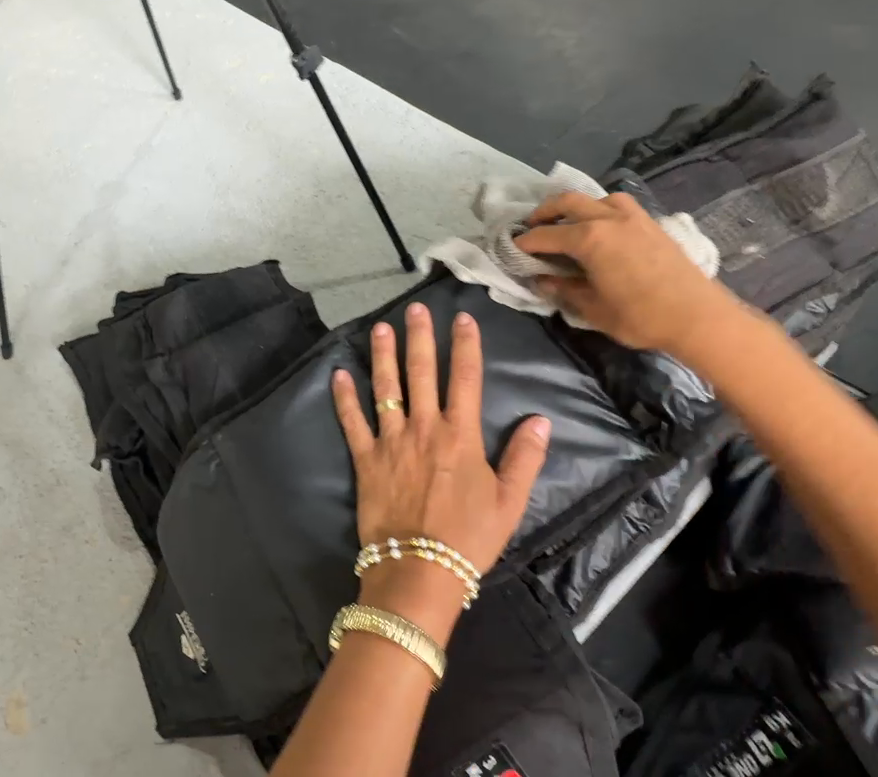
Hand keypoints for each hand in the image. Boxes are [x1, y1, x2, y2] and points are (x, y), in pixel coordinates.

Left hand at [330, 303, 550, 633]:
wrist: (420, 569)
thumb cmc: (469, 538)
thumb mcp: (510, 502)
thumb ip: (524, 457)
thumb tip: (540, 419)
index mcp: (461, 435)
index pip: (466, 378)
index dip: (466, 345)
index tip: (463, 318)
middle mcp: (424, 427)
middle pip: (422, 372)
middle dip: (420, 337)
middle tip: (415, 309)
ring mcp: (391, 440)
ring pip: (386, 387)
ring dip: (382, 355)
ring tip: (380, 328)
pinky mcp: (365, 458)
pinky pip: (352, 421)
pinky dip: (344, 397)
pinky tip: (337, 374)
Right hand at [513, 191, 740, 353]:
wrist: (699, 317)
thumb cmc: (641, 317)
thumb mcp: (593, 310)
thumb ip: (564, 290)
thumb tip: (540, 279)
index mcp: (589, 239)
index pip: (546, 235)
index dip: (525, 242)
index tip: (512, 248)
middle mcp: (608, 218)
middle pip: (568, 202)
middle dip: (544, 212)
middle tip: (531, 227)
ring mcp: (633, 217)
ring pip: (596, 199)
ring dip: (576, 207)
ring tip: (568, 223)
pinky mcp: (651, 224)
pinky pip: (619, 205)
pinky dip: (602, 209)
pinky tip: (603, 227)